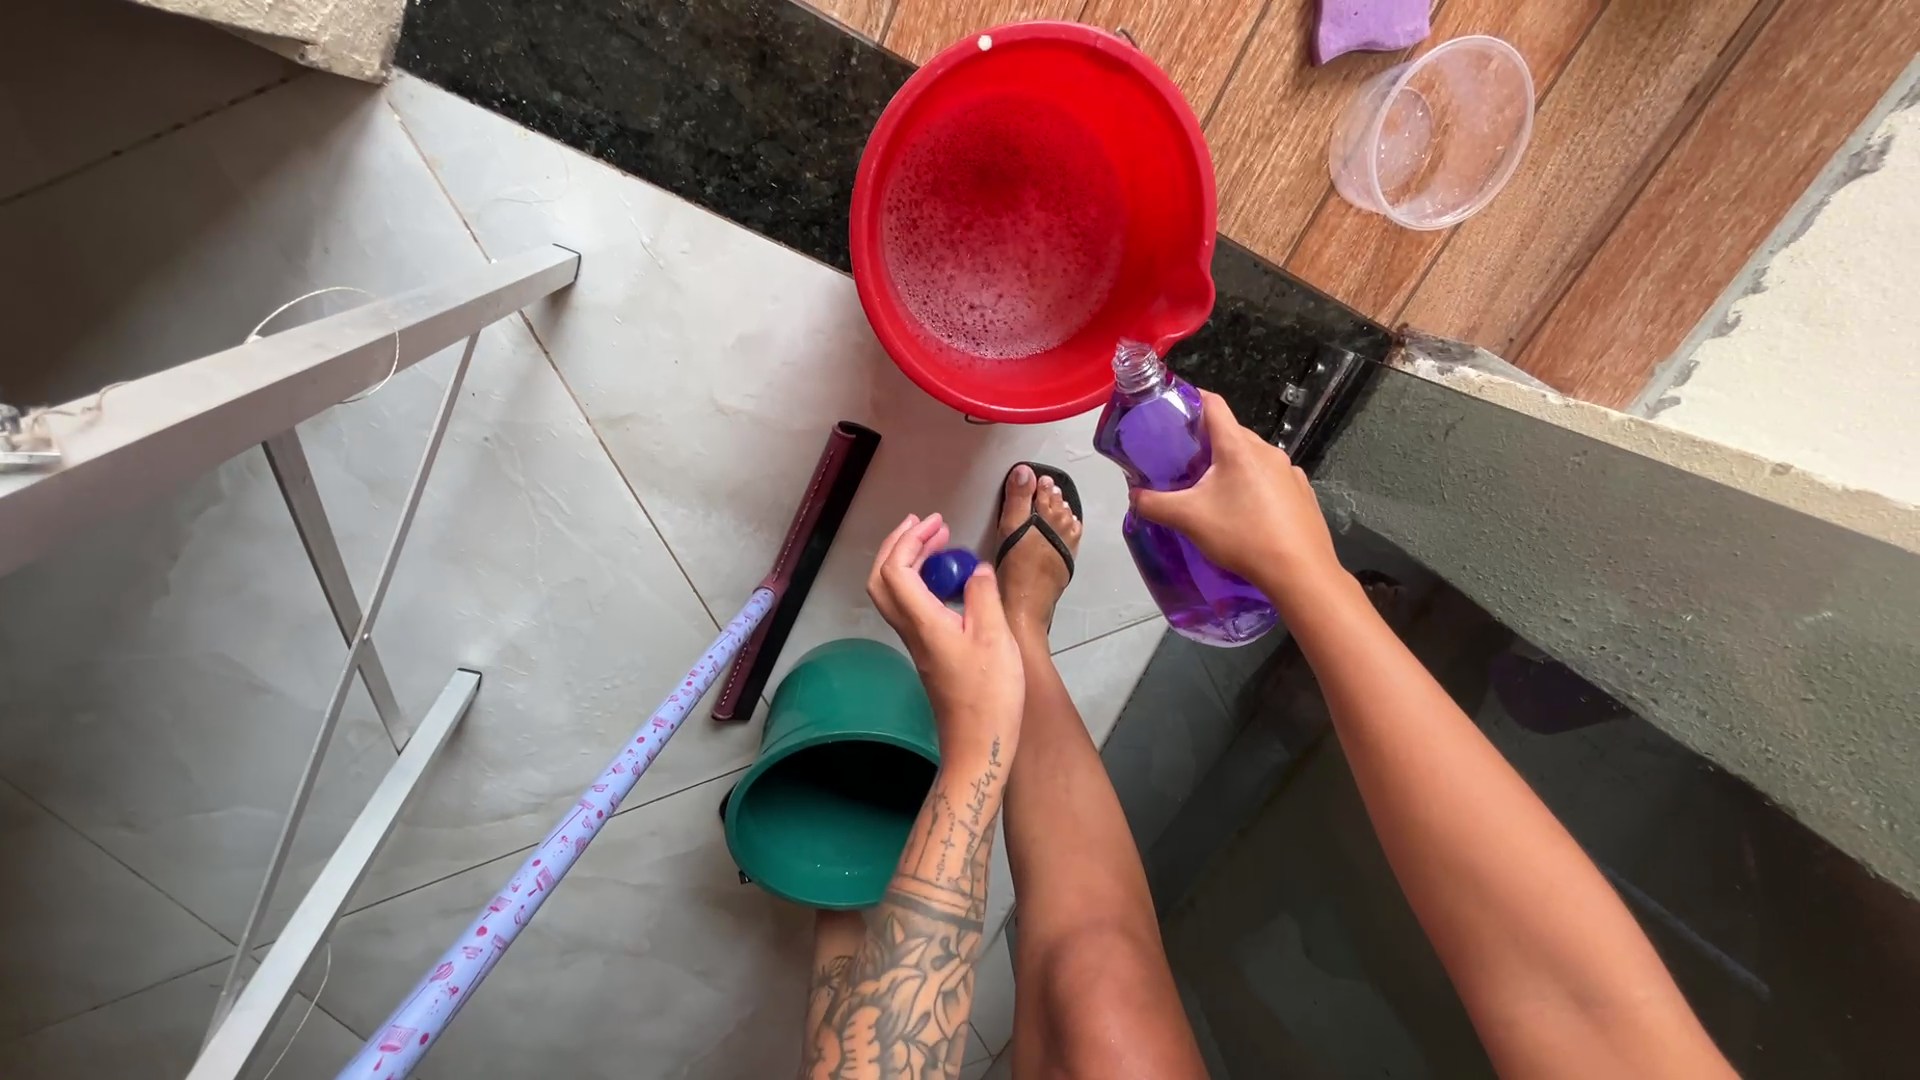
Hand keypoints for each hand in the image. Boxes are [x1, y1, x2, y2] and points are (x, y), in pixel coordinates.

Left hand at [867, 513, 1022, 763]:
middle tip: (927, 526)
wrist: (978, 744)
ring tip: (938, 544)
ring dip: (907, 561)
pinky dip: (920, 581)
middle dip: (898, 545)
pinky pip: (910, 606)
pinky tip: (948, 581)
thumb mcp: (995, 638)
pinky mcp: (927, 652)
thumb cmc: (990, 695)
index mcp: (923, 622)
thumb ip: (983, 596)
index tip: (934, 524)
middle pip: (881, 580)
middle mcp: (911, 630)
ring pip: (893, 593)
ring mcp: (917, 642)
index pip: (895, 570)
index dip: (908, 540)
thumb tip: (975, 569)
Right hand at [1130, 390, 1341, 606]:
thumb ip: (1153, 504)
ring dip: (1229, 467)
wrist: (1299, 572)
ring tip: (1212, 494)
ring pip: (1251, 457)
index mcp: (1238, 447)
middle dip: (1205, 444)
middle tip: (1183, 465)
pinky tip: (1245, 514)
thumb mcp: (1188, 519)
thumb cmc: (1242, 536)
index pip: (1213, 404)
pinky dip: (1253, 486)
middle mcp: (1267, 451)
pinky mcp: (1301, 492)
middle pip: (1230, 433)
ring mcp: (1289, 471)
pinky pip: (1270, 478)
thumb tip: (1135, 496)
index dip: (1191, 400)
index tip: (1173, 411)